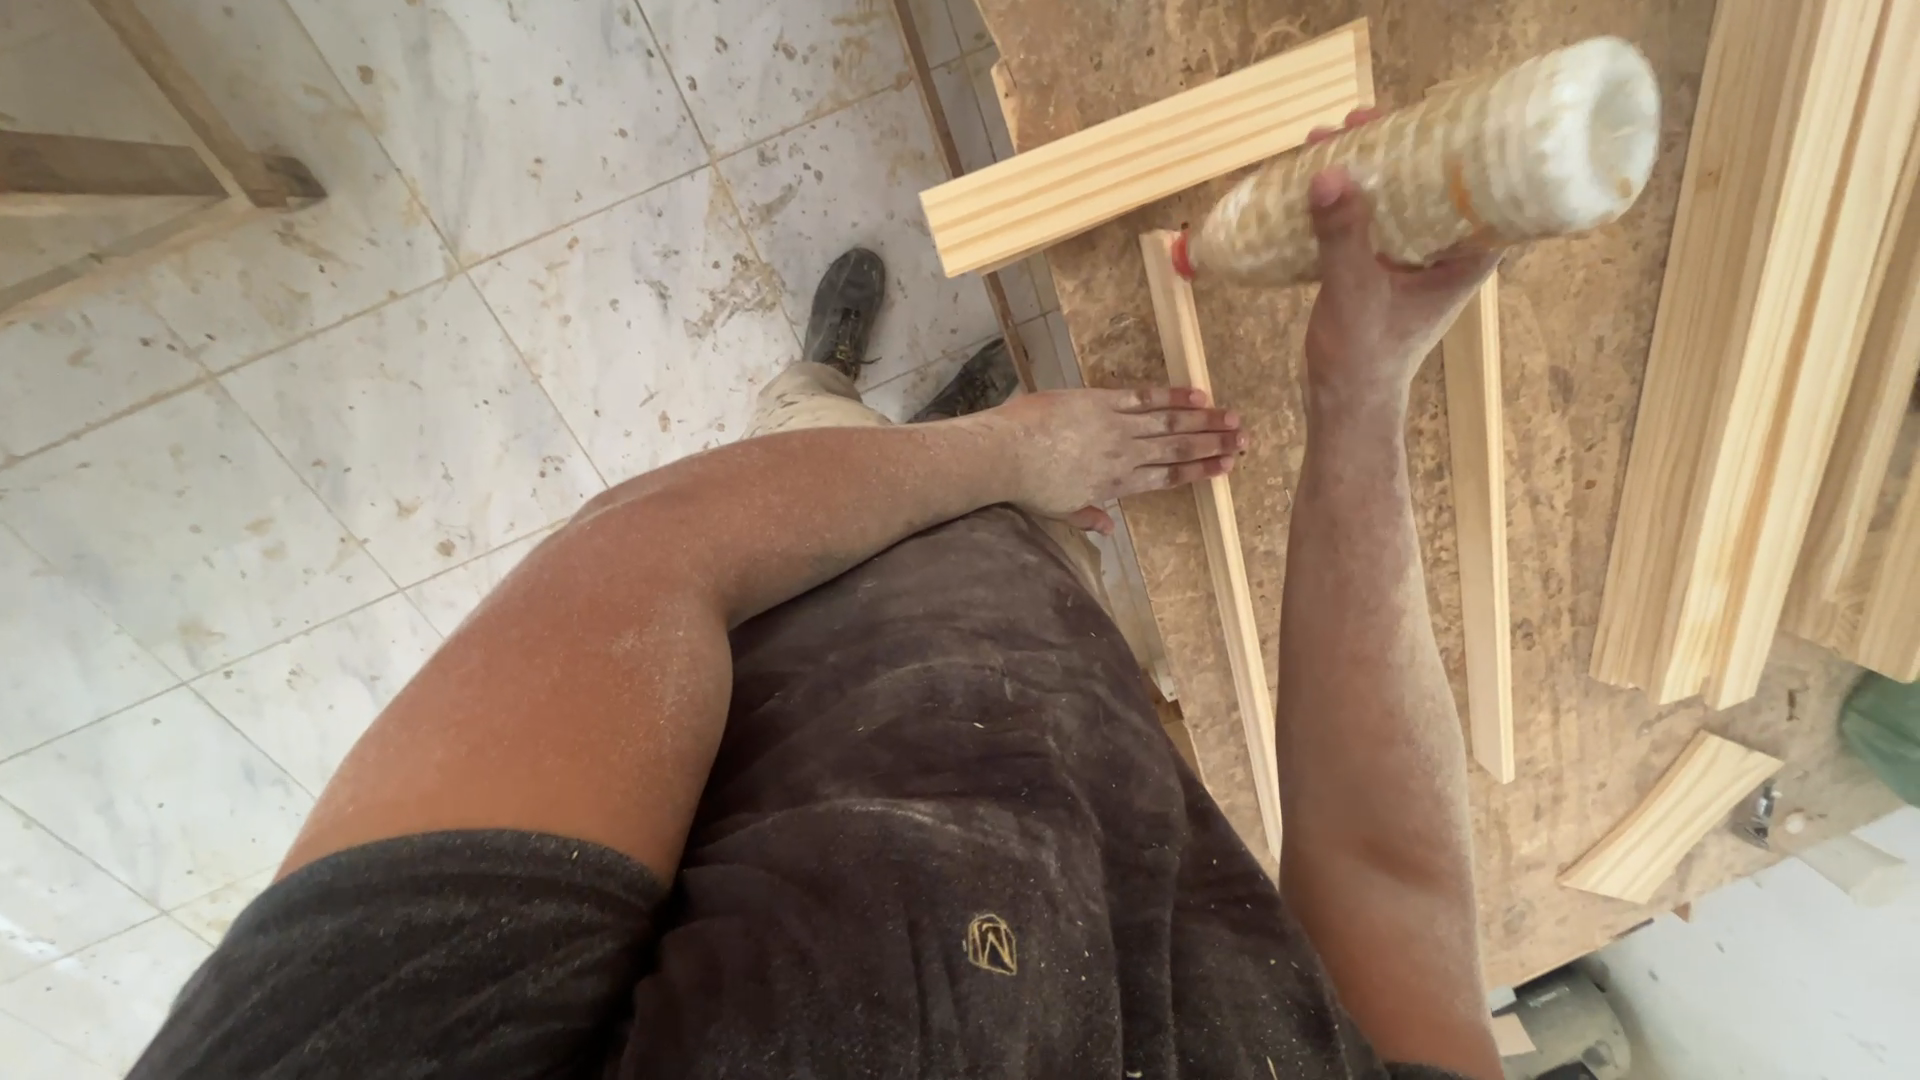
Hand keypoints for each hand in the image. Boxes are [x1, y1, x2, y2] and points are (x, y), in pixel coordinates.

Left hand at [977, 387, 1244, 532]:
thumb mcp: (1059, 511)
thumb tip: (1109, 530)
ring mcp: (1115, 426)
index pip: (1167, 477)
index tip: (1226, 467)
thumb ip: (1088, 517)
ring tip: (1234, 418)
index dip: (1199, 471)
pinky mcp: (1101, 401)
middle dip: (1214, 445)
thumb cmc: (1028, 486)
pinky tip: (1197, 394)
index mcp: (1115, 484)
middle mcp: (1124, 456)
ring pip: (1169, 424)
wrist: (1005, 455)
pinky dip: (1172, 396)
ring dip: (1204, 421)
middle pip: (1177, 450)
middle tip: (1245, 441)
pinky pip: (1144, 397)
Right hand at [1303, 110, 1499, 417]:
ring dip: (1364, 172)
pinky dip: (1347, 204)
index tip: (1415, 112)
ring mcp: (1411, 263)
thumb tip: (1326, 172)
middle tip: (1356, 123)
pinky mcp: (1379, 274)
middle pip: (1431, 182)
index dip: (1451, 139)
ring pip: (1396, 201)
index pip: (1480, 179)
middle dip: (1393, 148)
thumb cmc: (1363, 359)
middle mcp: (1445, 253)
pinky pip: (1370, 225)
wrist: (1343, 407)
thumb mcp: (1354, 294)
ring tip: (1328, 144)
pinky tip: (1320, 186)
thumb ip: (1342, 237)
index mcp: (1466, 256)